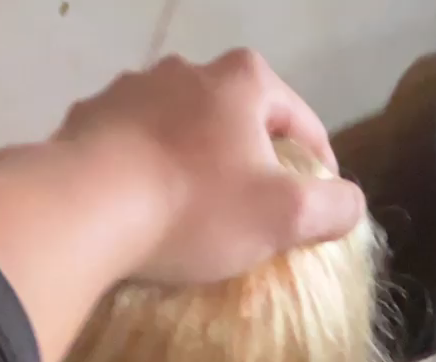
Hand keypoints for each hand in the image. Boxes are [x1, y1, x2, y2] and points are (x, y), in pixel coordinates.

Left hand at [53, 49, 365, 283]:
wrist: (86, 209)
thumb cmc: (194, 208)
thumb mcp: (282, 217)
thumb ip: (331, 207)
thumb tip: (350, 205)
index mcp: (243, 80)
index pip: (299, 119)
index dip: (317, 164)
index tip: (315, 206)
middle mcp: (186, 70)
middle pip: (236, 121)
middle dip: (248, 161)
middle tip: (249, 212)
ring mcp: (128, 90)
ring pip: (178, 130)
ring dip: (190, 164)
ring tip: (188, 211)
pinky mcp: (85, 121)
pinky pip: (128, 148)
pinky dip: (141, 173)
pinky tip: (137, 208)